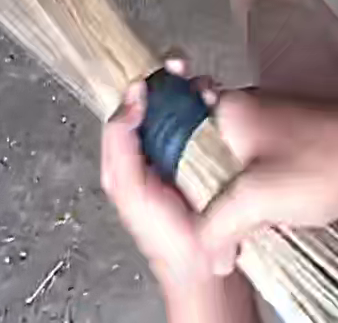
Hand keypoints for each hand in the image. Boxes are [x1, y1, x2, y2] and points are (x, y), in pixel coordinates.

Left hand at [100, 78, 224, 289]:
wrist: (210, 272)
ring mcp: (188, 145)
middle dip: (172, 73)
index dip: (146, 78)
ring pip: (189, 99)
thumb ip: (119, 142)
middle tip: (182, 65)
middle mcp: (160, 141)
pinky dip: (215, 102)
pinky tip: (218, 99)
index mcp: (134, 147)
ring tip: (203, 85)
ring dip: (195, 84)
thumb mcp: (128, 190)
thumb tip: (132, 95)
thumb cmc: (166, 239)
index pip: (135, 100)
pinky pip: (213, 117)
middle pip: (164, 93)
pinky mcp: (215, 151)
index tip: (160, 66)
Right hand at [197, 90, 337, 275]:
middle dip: (210, 188)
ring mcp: (263, 113)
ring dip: (235, 189)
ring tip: (245, 219)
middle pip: (204, 149)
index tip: (187, 207)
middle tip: (217, 220)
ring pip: (231, 156)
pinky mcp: (285, 128)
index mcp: (224, 108)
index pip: (179, 137)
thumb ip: (220, 224)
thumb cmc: (316, 163)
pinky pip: (254, 156)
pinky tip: (269, 206)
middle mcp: (239, 103)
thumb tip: (206, 253)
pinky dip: (256, 182)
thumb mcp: (258, 199)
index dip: (179, 176)